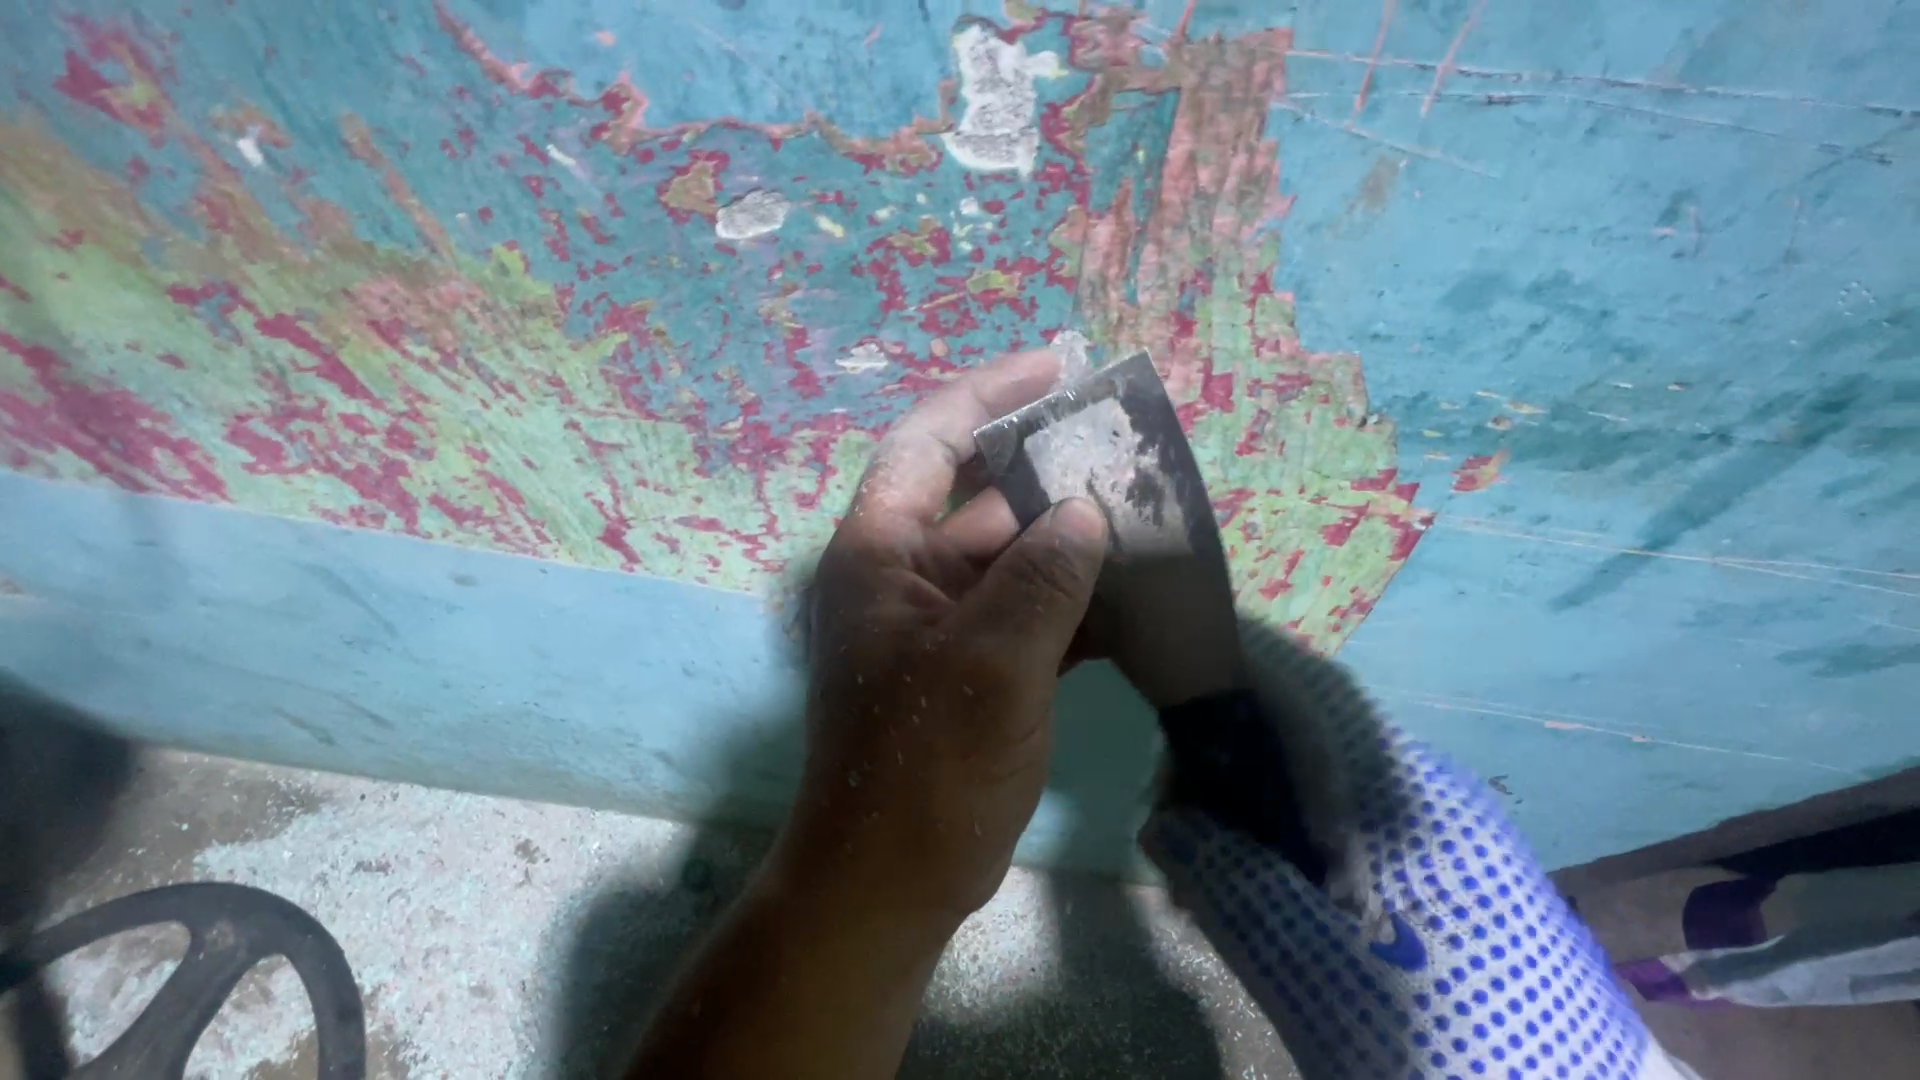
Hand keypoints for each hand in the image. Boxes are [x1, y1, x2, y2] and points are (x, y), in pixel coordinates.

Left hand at [770, 348, 1109, 926]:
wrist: (893, 879)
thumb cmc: (924, 768)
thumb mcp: (989, 665)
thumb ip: (1042, 578)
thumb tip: (1084, 513)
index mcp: (882, 553)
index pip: (929, 442)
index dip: (989, 396)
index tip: (1057, 367)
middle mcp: (906, 574)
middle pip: (981, 496)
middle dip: (1050, 472)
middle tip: (1127, 445)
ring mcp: (943, 621)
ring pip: (1014, 555)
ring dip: (1073, 539)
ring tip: (1150, 513)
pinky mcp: (976, 664)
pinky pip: (1030, 609)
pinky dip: (1077, 600)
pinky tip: (1138, 595)